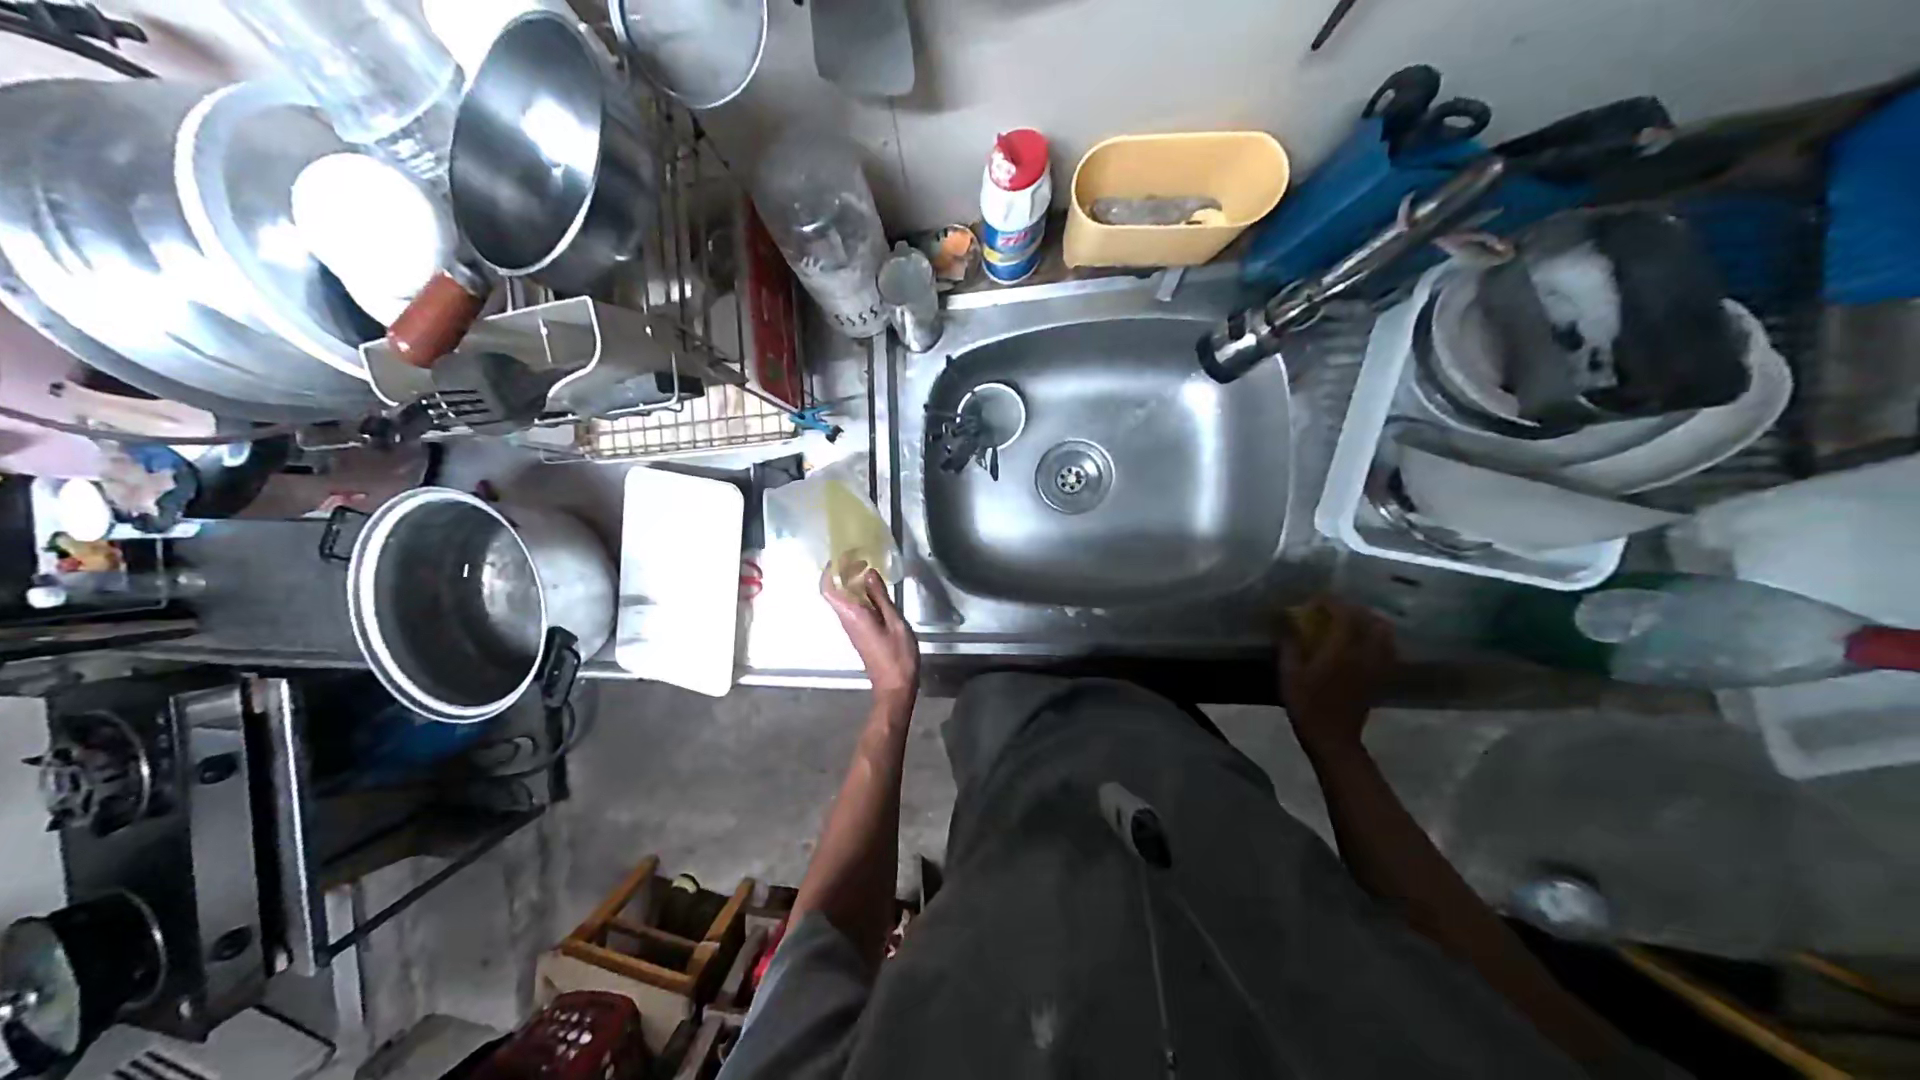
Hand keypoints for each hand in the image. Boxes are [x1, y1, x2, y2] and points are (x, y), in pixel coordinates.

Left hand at [822, 563, 919, 698]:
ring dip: (853, 583)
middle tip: (863, 561)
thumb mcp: (894, 621)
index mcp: (852, 615)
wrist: (894, 686)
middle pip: (835, 591)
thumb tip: (868, 573)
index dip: (830, 570)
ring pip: (844, 599)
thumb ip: (880, 596)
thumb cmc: (897, 655)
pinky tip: (876, 592)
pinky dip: (860, 595)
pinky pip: (853, 608)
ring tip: (871, 572)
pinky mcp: (859, 633)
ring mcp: (852, 628)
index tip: (842, 557)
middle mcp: (847, 620)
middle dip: (844, 573)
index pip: (828, 589)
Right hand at [1280, 598, 1395, 754]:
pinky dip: (1378, 638)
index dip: (1331, 602)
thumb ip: (1290, 646)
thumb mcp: (1289, 674)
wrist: (1333, 737)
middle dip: (1352, 608)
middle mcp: (1365, 654)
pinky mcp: (1381, 677)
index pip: (1345, 615)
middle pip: (1370, 620)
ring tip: (1351, 621)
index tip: (1315, 600)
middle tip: (1333, 609)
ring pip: (1384, 633)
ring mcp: (1377, 666)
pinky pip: (1387, 649)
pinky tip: (1363, 641)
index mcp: (1342, 650)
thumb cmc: (1306, 705)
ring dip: (1369, 621)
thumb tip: (1288, 625)